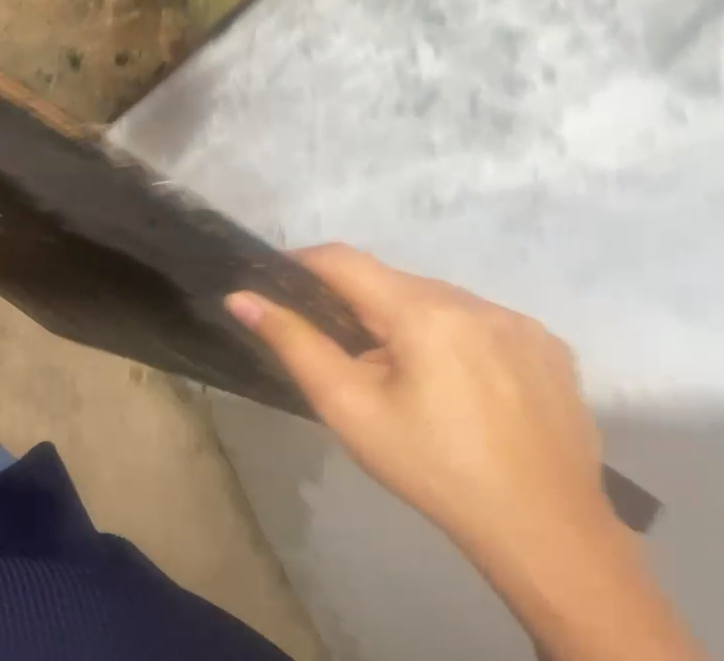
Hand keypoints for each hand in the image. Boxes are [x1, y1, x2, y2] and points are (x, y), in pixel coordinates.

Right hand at [227, 245, 610, 558]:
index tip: (274, 287)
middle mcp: (480, 305)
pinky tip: (451, 384)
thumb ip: (293, 342)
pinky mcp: (552, 351)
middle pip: (392, 282)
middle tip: (338, 353)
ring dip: (404, 320)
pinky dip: (450, 336)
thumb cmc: (431, 466)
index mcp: (427, 314)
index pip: (344, 260)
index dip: (301, 264)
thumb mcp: (346, 405)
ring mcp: (524, 327)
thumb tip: (240, 296)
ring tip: (397, 375)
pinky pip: (480, 323)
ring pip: (437, 300)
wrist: (546, 532)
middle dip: (355, 304)